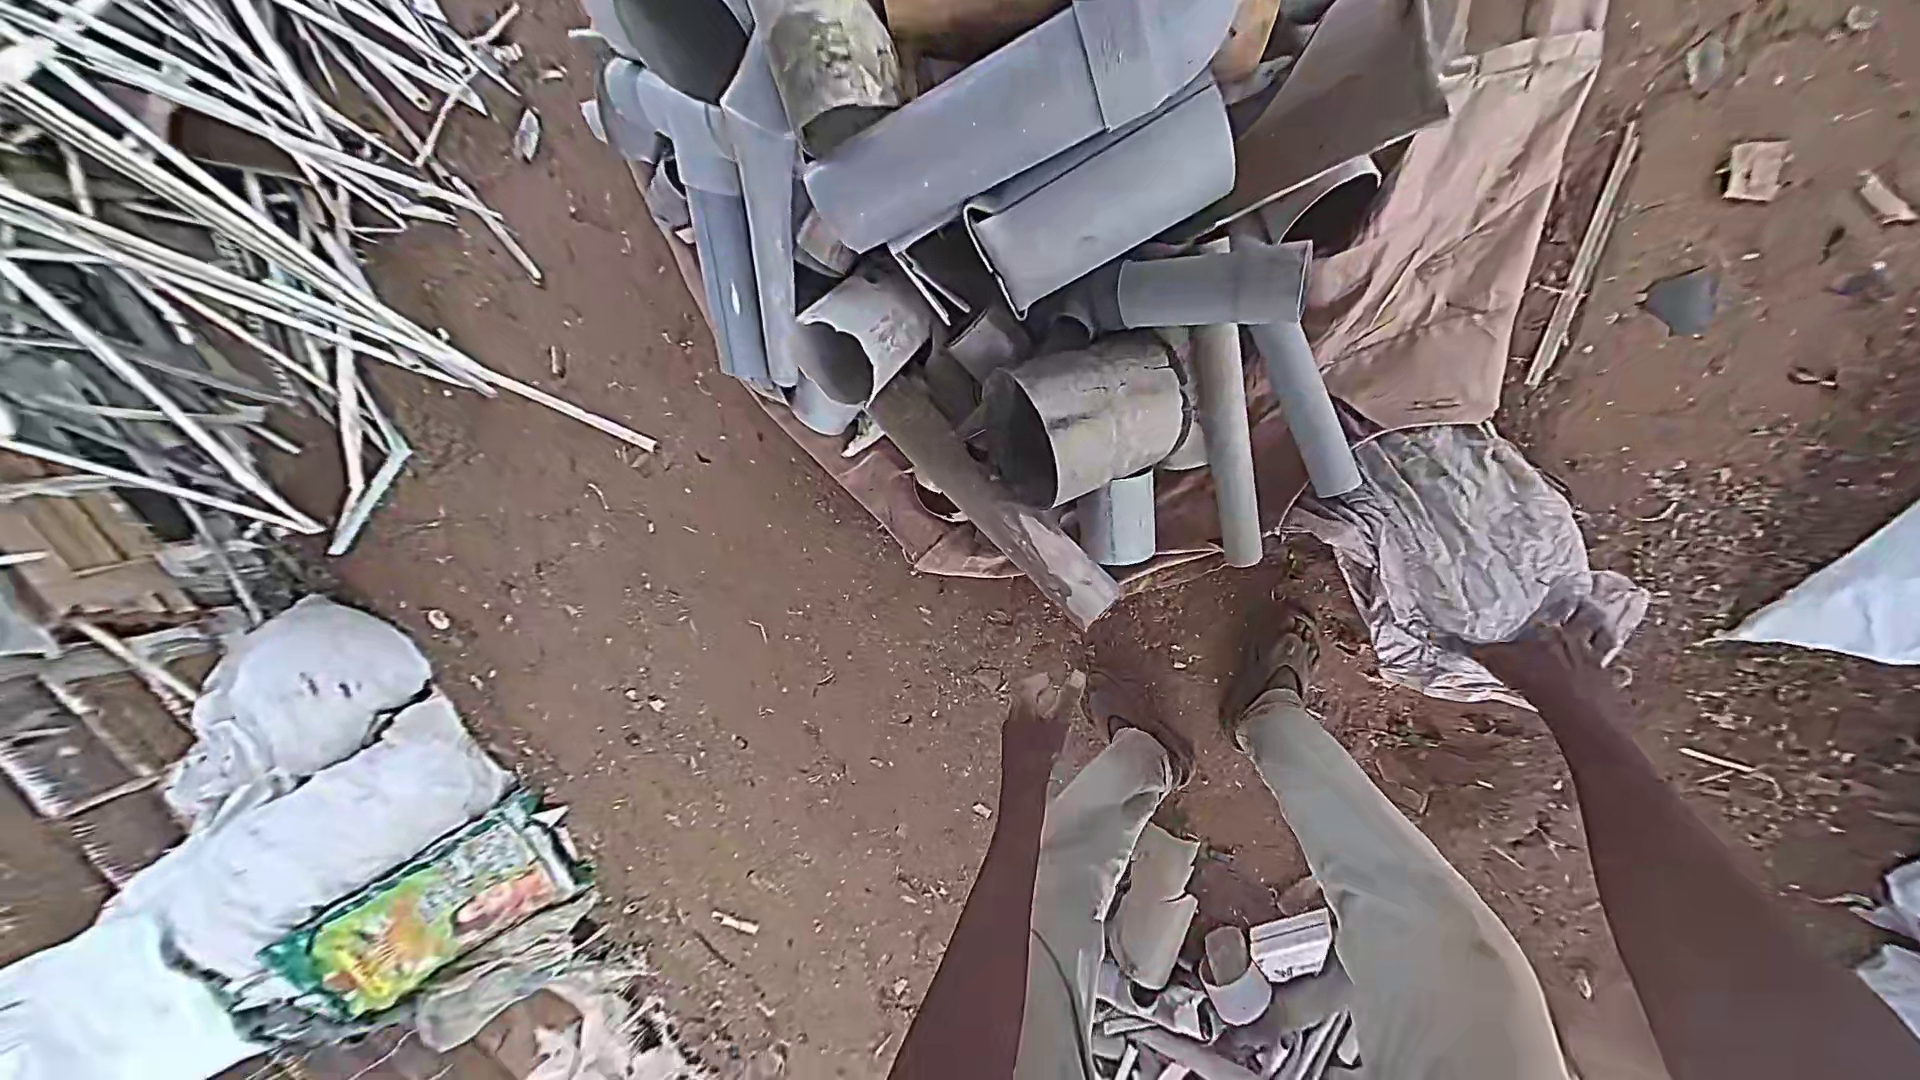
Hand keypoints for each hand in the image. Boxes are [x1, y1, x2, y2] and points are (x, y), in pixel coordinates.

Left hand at [1000, 671, 1083, 786]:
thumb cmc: (1041, 751)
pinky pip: (1021, 727)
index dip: (1040, 679)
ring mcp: (1009, 732)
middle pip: (1023, 697)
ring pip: (1022, 713)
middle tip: (1053, 692)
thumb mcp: (1060, 721)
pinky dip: (1033, 723)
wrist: (1024, 782)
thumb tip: (1077, 676)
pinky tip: (1044, 733)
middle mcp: (1012, 716)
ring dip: (1037, 709)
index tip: (1051, 678)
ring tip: (1052, 712)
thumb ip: (1068, 697)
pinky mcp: (1011, 746)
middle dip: (1039, 693)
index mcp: (1022, 706)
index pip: (1027, 684)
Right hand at [1473, 596, 1619, 711]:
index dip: (1552, 604)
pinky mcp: (1611, 679)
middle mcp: (1574, 640)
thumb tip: (1458, 642)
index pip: (1549, 612)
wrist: (1571, 706)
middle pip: (1585, 620)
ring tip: (1603, 631)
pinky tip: (1619, 671)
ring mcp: (1596, 659)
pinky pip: (1618, 673)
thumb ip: (1482, 651)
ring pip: (1605, 641)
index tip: (1552, 594)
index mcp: (1548, 632)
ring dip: (1604, 636)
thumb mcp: (1497, 662)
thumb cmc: (1531, 678)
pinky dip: (1618, 672)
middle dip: (1585, 612)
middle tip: (1586, 605)